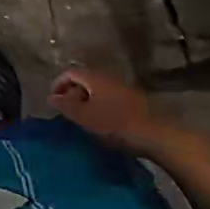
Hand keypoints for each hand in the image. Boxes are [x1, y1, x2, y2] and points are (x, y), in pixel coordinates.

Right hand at [48, 68, 190, 156]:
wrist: (157, 135)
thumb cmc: (115, 124)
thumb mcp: (83, 116)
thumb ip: (65, 105)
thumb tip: (51, 97)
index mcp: (94, 77)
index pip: (69, 72)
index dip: (57, 84)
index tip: (53, 101)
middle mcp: (108, 77)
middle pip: (84, 80)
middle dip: (72, 93)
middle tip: (67, 111)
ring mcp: (124, 88)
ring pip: (98, 90)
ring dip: (87, 101)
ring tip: (83, 119)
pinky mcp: (135, 101)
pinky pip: (110, 98)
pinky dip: (101, 106)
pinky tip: (103, 122)